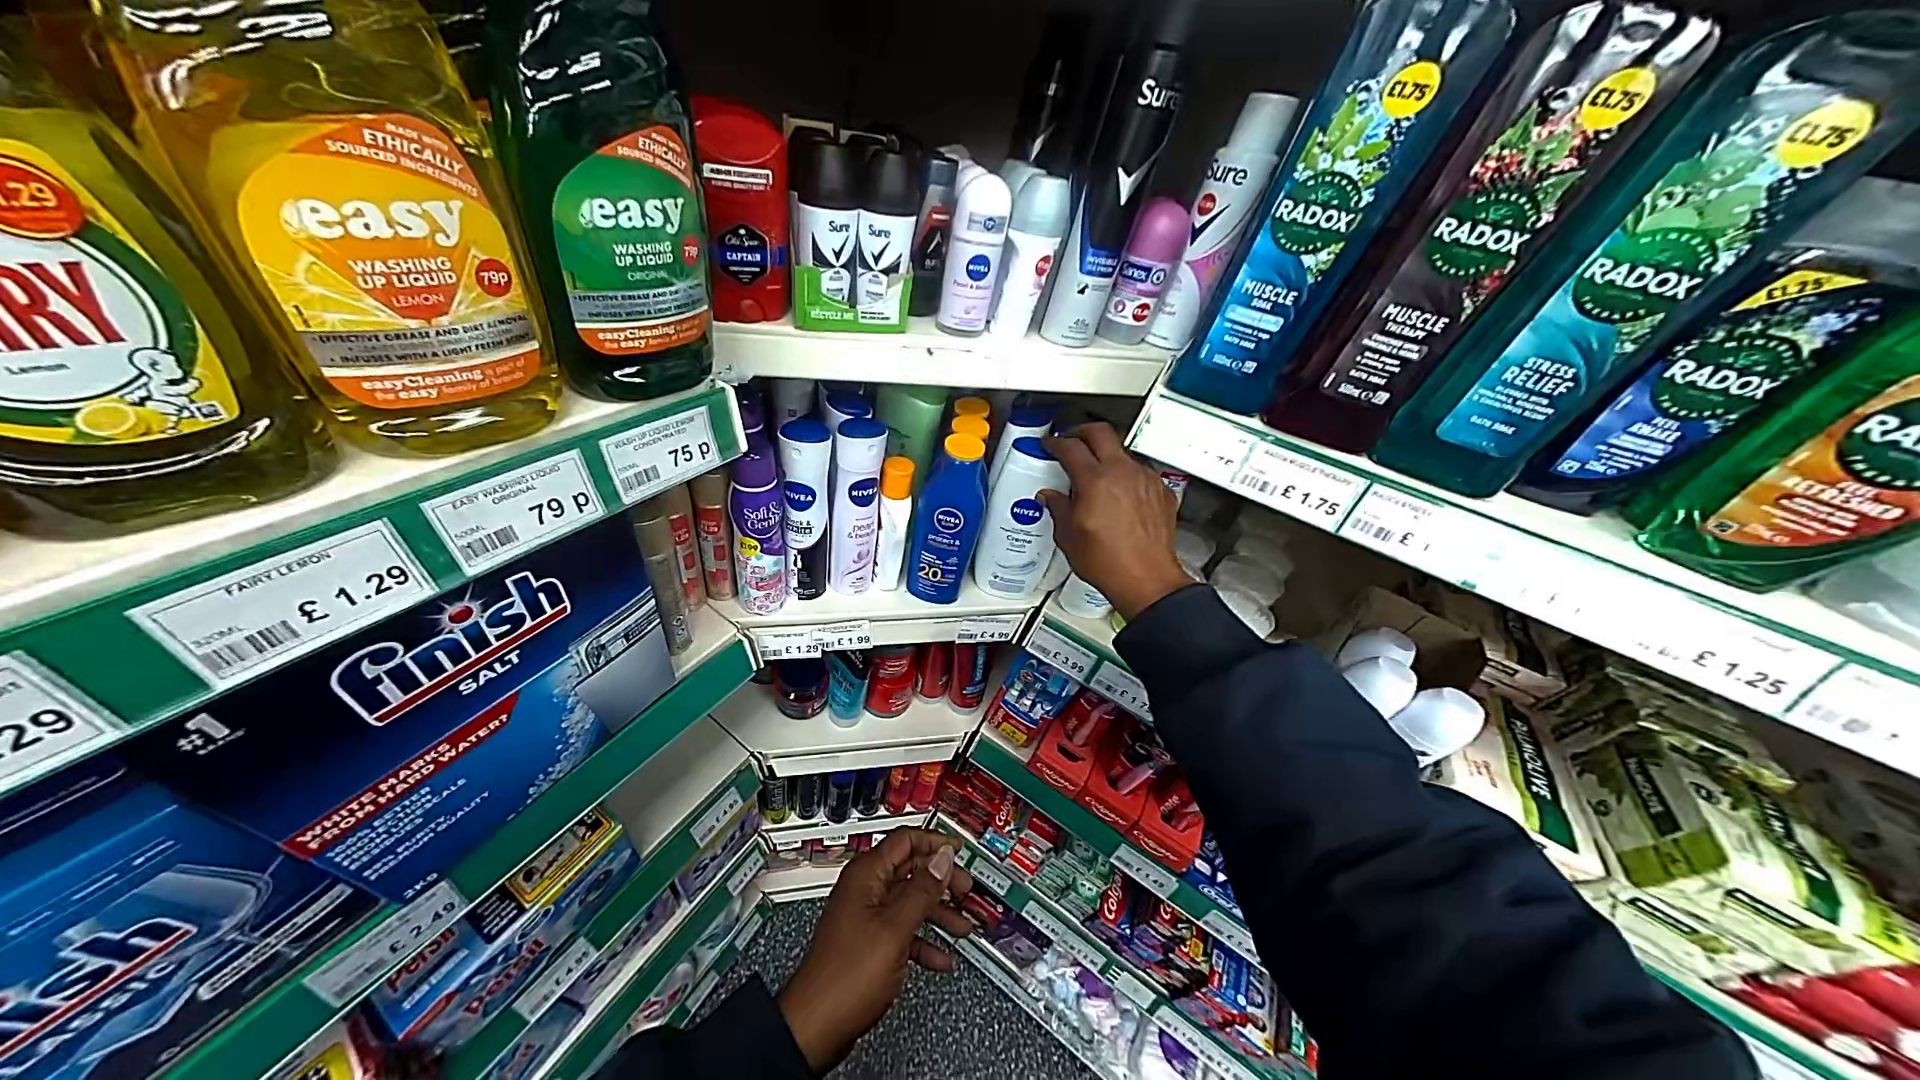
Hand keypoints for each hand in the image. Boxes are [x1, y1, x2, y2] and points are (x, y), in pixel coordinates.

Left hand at [777, 829, 974, 1073]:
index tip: (958, 850)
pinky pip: (904, 932)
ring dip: (938, 913)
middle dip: (942, 881)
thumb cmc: (844, 977)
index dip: (934, 842)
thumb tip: (942, 859)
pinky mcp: (869, 943)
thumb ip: (922, 890)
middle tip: (965, 889)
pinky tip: (941, 957)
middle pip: (911, 870)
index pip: (905, 840)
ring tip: (962, 925)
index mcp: (867, 875)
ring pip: (910, 903)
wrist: (816, 1027)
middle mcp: (865, 890)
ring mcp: (866, 917)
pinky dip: (924, 941)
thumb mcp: (894, 928)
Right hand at [1040, 423, 1191, 618]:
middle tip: (1073, 439)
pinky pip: (1141, 472)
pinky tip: (1119, 492)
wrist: (1146, 579)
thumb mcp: (1068, 536)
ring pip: (1123, 452)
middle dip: (1082, 432)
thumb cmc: (1110, 562)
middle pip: (1101, 432)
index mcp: (1094, 480)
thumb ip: (1058, 508)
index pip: (1070, 447)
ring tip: (1096, 471)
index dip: (1056, 443)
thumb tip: (1052, 498)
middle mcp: (1122, 473)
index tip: (1052, 445)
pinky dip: (1127, 475)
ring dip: (1107, 455)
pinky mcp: (1161, 491)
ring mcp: (1144, 479)